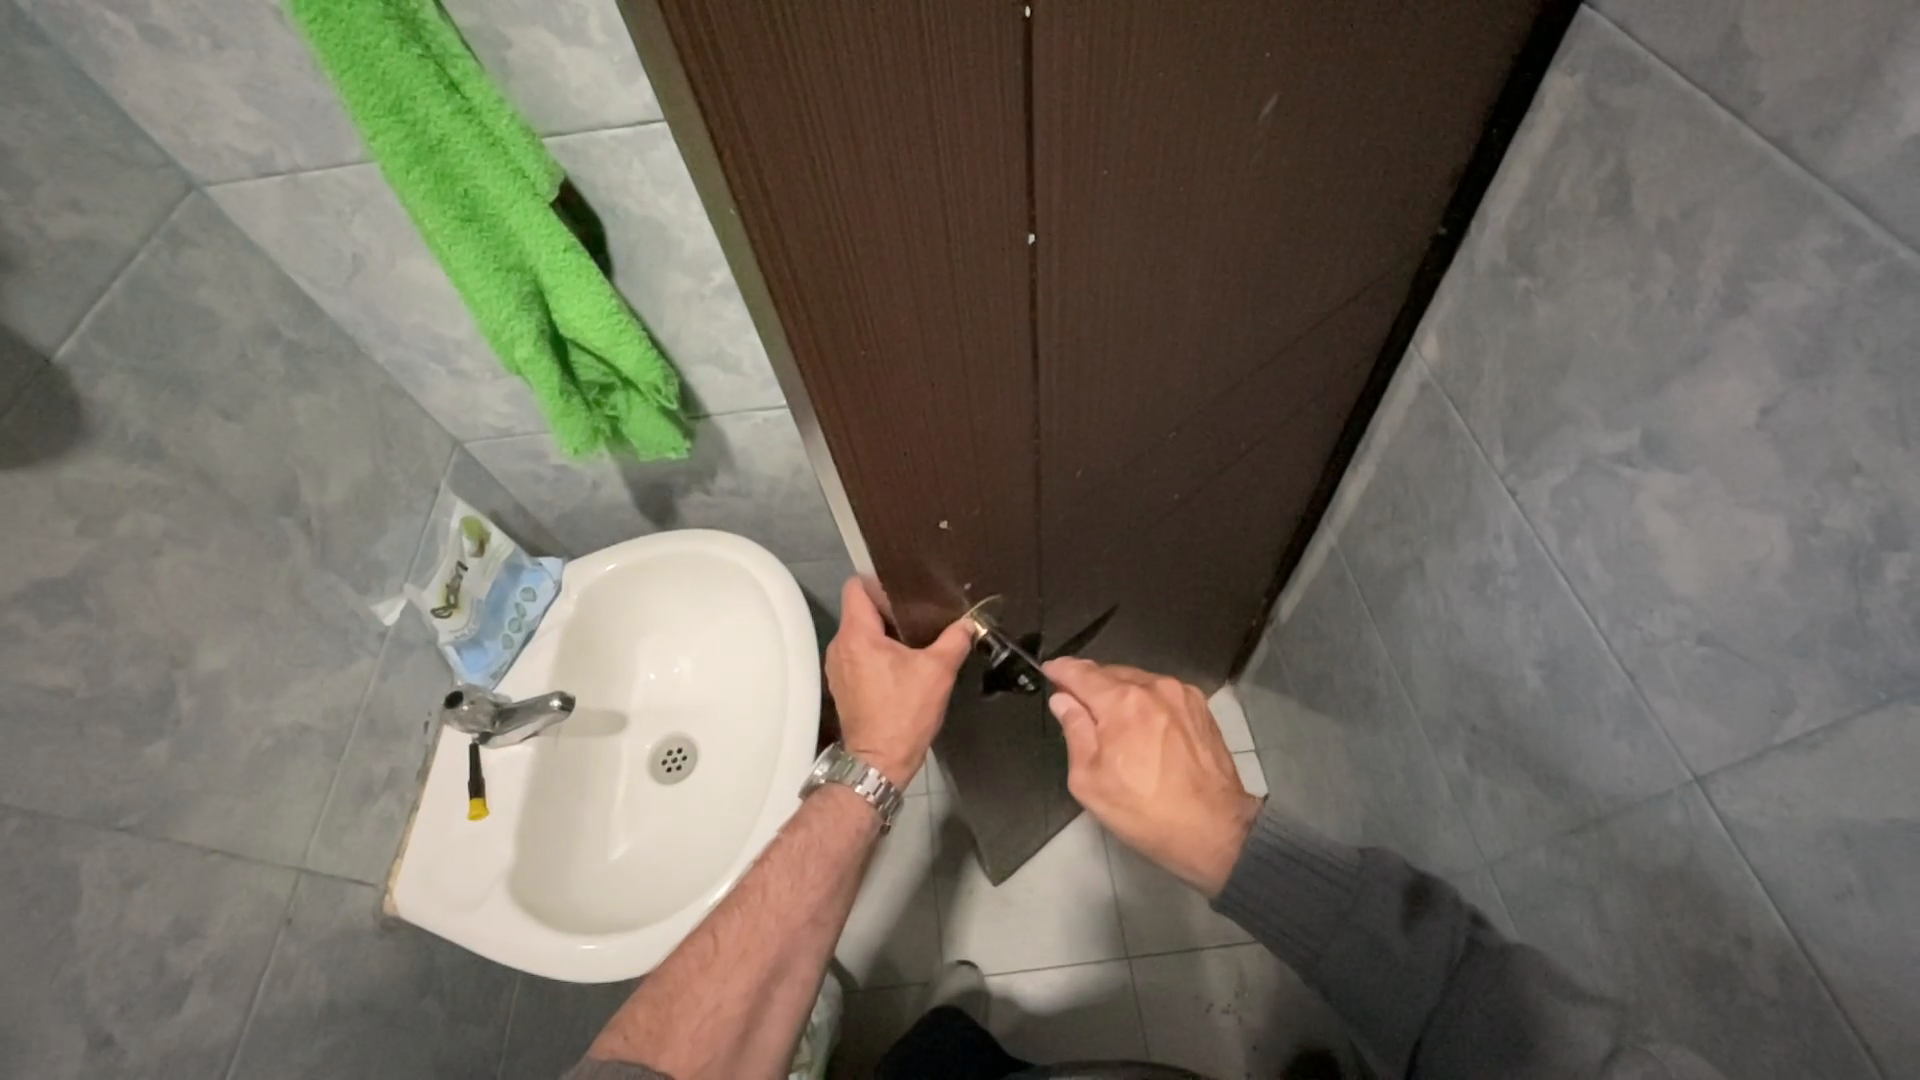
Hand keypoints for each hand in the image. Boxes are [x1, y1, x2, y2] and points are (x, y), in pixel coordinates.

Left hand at [826, 578, 973, 788]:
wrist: (879, 762)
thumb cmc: (905, 712)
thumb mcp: (938, 671)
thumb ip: (954, 640)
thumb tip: (969, 623)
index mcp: (856, 635)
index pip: (856, 587)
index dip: (878, 581)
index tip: (906, 589)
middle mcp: (840, 646)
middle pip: (859, 611)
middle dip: (888, 609)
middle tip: (920, 613)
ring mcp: (838, 667)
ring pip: (859, 634)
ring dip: (883, 634)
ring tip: (913, 638)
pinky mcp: (843, 686)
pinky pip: (858, 655)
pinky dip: (876, 653)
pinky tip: (901, 664)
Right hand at [1042, 658, 1260, 896]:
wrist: (1214, 831)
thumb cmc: (1144, 811)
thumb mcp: (1089, 779)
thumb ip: (1074, 730)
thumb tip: (1063, 700)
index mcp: (1122, 702)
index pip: (1081, 673)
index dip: (1061, 670)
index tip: (1049, 670)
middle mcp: (1153, 687)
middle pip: (1110, 674)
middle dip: (1090, 684)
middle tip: (1075, 701)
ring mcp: (1181, 694)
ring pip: (1138, 681)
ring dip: (1119, 692)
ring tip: (1109, 717)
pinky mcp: (1200, 708)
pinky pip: (1161, 693)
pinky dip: (1145, 701)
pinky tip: (1142, 725)